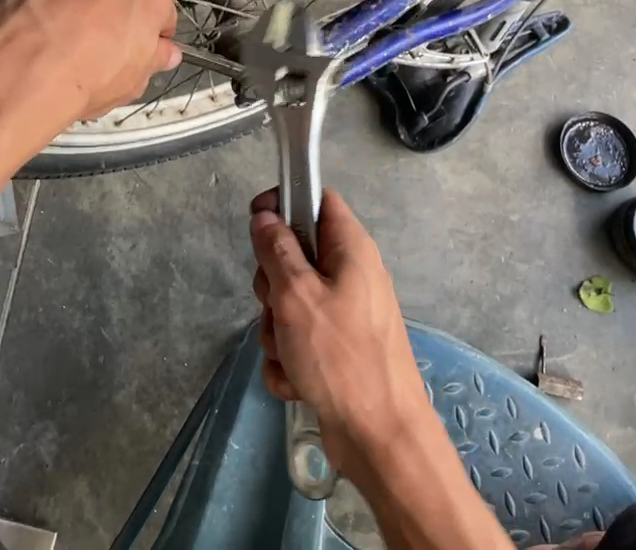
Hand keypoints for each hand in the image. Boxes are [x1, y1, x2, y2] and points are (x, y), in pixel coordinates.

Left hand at [0, 0, 179, 119]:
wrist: (20, 72)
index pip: (162, 12)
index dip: (155, 36)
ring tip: (61, 44)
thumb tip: (167, 52)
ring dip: (80, 7)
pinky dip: (45, 7)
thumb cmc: (92, 78)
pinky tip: (34, 36)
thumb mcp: (134, 81)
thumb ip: (154, 60)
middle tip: (102, 49)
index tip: (144, 55)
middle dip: (116, 14)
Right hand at [248, 189, 431, 479]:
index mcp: (351, 249)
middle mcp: (349, 276)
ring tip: (290, 353)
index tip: (256, 220)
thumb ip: (277, 251)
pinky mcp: (335, 351)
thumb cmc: (340, 356)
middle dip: (272, 285)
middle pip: (294, 256)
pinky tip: (296, 381)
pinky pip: (296, 342)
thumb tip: (266, 216)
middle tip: (277, 305)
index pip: (317, 200)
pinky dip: (288, 362)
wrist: (379, 436)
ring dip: (277, 331)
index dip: (285, 202)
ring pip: (288, 304)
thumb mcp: (298, 295)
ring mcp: (343, 315)